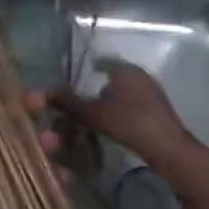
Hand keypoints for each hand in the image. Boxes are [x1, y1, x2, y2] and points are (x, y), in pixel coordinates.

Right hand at [52, 59, 189, 161]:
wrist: (165, 147)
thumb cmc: (128, 123)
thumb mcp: (93, 113)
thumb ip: (68, 102)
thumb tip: (43, 91)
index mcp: (126, 70)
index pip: (103, 61)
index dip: (86, 70)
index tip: (72, 82)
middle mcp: (141, 75)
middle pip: (113, 78)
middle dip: (95, 88)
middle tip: (79, 102)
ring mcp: (152, 92)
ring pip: (123, 92)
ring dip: (107, 101)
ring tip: (92, 116)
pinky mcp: (156, 109)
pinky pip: (131, 104)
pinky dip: (119, 111)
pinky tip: (110, 125)